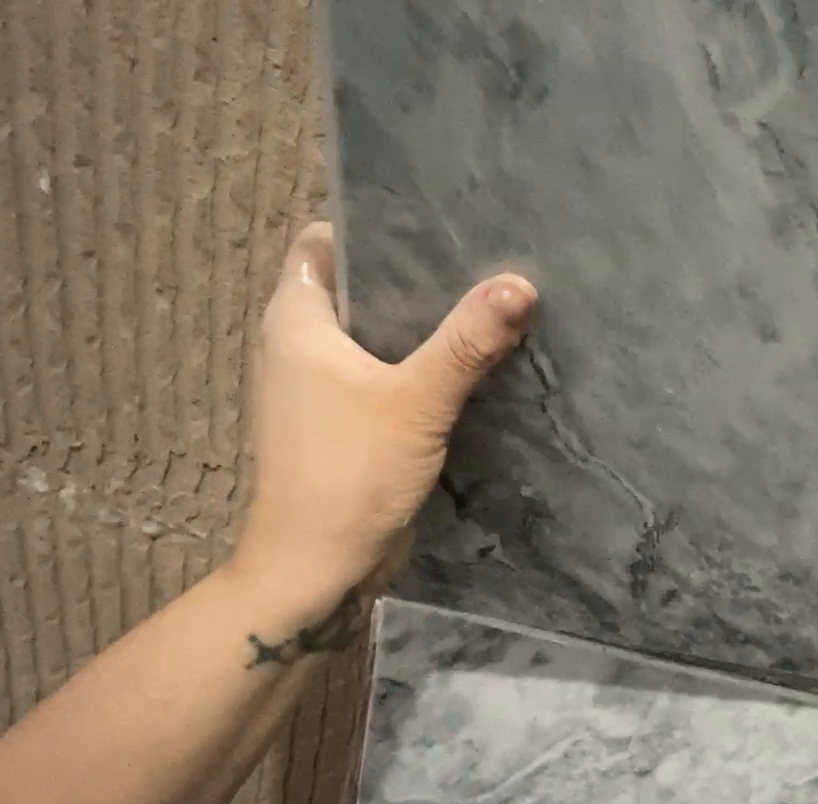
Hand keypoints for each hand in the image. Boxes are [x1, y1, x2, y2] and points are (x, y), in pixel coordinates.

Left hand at [229, 222, 537, 610]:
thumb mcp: (415, 401)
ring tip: (488, 311)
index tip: (437, 225)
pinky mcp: (351, 424)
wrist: (320, 564)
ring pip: (380, 337)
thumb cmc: (350, 471)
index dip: (374, 227)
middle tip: (483, 267)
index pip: (324, 242)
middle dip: (416, 278)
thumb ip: (467, 343)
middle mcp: (303, 346)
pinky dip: (426, 370)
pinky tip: (475, 370)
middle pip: (361, 288)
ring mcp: (326, 388)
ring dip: (427, 329)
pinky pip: (391, 378)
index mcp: (297, 320)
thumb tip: (521, 285)